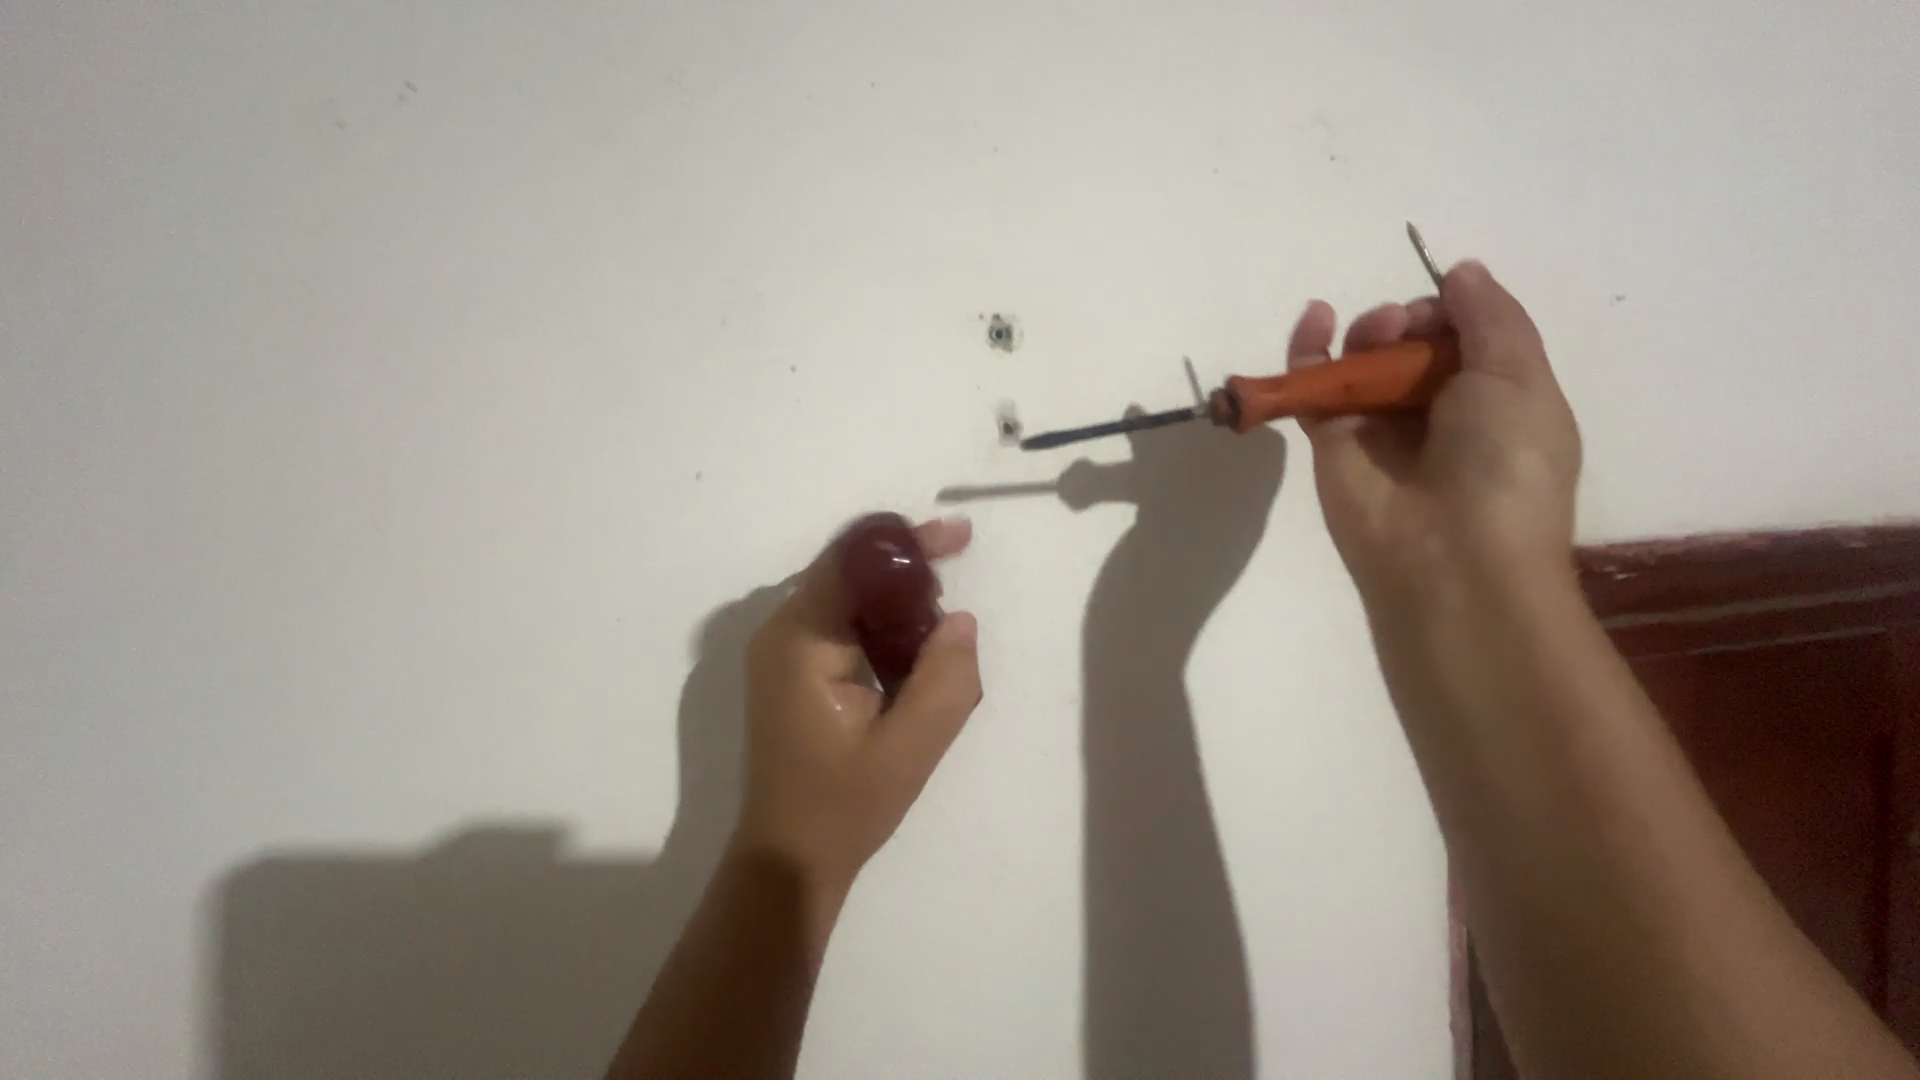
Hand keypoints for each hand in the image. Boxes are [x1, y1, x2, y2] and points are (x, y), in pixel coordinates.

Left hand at [736, 517, 982, 899]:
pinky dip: (880, 624)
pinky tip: (913, 648)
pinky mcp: (791, 671)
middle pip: (846, 572)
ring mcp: (781, 652)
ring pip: (846, 597)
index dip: (908, 542)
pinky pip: (840, 625)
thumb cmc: (844, 806)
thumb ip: (945, 681)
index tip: (959, 537)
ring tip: (941, 620)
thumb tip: (962, 620)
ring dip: (895, 598)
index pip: (852, 562)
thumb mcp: (909, 749)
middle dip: (906, 568)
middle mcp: (782, 633)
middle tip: (959, 572)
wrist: (789, 857)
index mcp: (800, 640)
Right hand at [1288, 261, 1580, 602]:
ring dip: (1368, 330)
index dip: (1451, 312)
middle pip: (1409, 344)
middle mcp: (1435, 411)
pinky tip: (1316, 317)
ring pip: (1362, 361)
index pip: (1465, 337)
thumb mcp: (1521, 376)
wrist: (1447, 553)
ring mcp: (1378, 427)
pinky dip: (1309, 349)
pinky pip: (1314, 388)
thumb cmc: (1502, 463)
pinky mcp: (1328, 441)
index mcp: (1494, 398)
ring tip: (1376, 334)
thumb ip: (1491, 317)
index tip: (1444, 311)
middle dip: (1407, 321)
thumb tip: (1461, 271)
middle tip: (1405, 329)